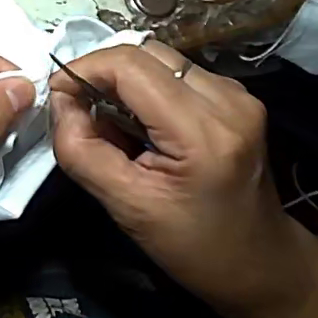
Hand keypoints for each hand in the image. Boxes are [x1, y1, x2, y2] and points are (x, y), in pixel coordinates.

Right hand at [50, 43, 317, 317]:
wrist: (259, 265)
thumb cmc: (193, 247)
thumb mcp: (126, 207)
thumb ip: (81, 150)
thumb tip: (61, 102)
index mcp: (203, 131)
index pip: (131, 66)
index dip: (85, 69)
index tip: (58, 93)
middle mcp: (227, 99)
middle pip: (145, 53)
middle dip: (102, 73)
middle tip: (82, 109)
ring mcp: (237, 94)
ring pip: (159, 58)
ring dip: (124, 80)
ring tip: (113, 121)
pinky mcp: (236, 96)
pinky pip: (177, 72)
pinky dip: (147, 88)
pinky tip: (142, 123)